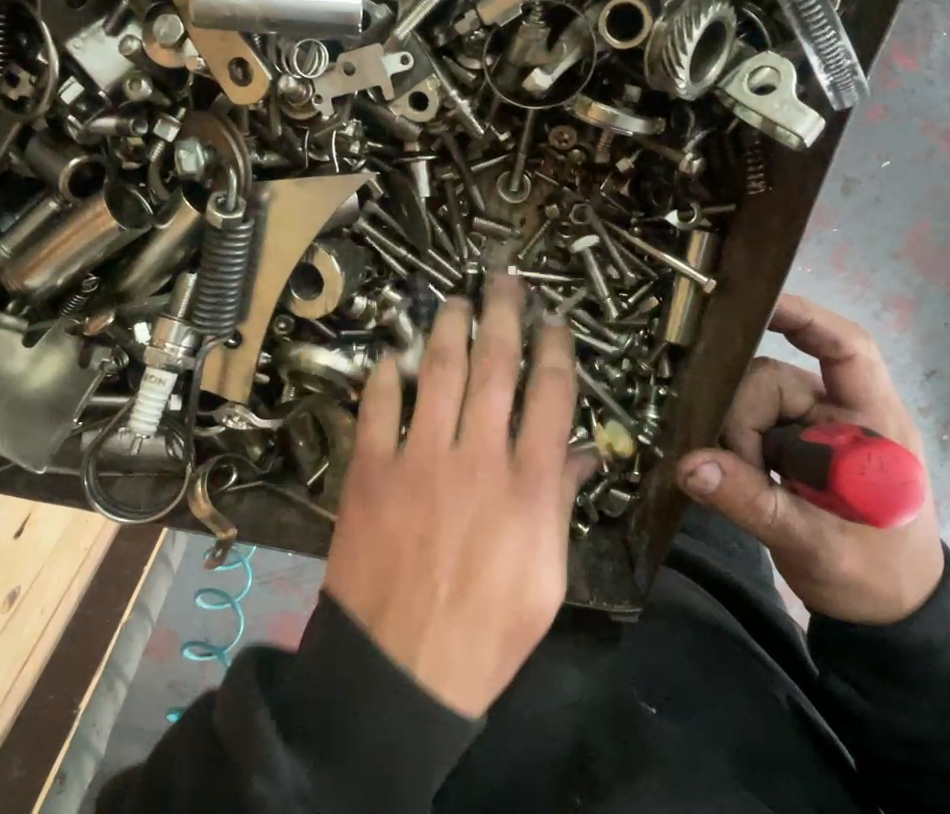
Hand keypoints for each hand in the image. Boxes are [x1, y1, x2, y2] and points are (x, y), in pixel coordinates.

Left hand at [324, 275, 592, 718]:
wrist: (402, 669)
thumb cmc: (487, 632)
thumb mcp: (547, 578)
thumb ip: (558, 506)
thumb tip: (579, 454)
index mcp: (528, 484)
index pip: (549, 396)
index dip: (554, 350)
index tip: (553, 321)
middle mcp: (478, 457)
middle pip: (495, 368)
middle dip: (503, 316)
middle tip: (503, 281)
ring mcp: (419, 460)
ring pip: (439, 375)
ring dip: (448, 330)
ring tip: (455, 300)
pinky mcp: (370, 472)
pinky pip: (377, 409)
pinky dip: (386, 377)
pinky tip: (394, 355)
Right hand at [677, 294, 942, 624]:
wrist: (888, 621)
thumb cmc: (874, 577)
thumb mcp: (814, 543)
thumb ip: (752, 502)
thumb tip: (688, 465)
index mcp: (872, 423)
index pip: (846, 349)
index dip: (806, 318)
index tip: (754, 305)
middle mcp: (841, 416)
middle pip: (773, 380)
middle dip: (743, 420)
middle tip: (738, 473)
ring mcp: (813, 434)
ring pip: (752, 404)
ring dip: (735, 439)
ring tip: (743, 487)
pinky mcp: (791, 453)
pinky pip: (747, 429)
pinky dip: (732, 449)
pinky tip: (727, 476)